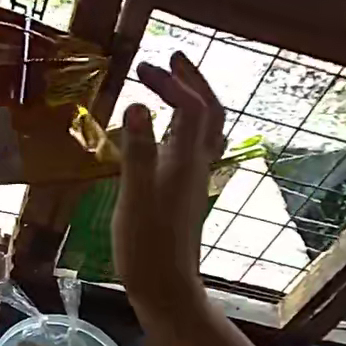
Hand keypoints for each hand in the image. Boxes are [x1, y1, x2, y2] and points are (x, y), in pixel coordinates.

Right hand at [113, 52, 225, 316]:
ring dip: (194, 101)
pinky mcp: (184, 194)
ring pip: (206, 131)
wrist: (165, 287)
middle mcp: (195, 165)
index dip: (171, 83)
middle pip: (209, 114)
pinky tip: (169, 133)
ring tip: (175, 85)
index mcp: (185, 162)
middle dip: (193, 82)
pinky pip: (194, 148)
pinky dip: (185, 127)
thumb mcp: (135, 197)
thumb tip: (140, 103)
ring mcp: (192, 180)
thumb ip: (137, 151)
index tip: (144, 67)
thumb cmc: (146, 245)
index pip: (191, 108)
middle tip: (173, 59)